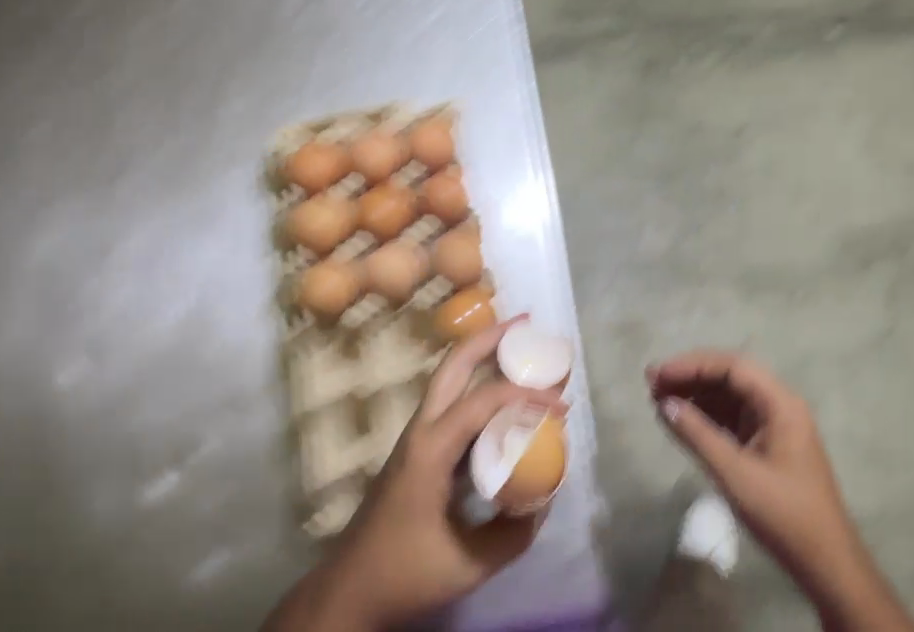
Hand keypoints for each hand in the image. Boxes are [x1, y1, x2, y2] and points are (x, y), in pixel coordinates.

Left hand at [265, 317, 565, 631]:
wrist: (350, 590)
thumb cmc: (404, 572)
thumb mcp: (468, 563)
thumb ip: (513, 534)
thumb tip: (543, 501)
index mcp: (430, 449)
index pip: (482, 401)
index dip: (526, 396)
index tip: (563, 407)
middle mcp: (421, 431)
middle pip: (453, 365)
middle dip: (490, 338)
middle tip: (528, 324)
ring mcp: (415, 438)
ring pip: (448, 380)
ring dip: (482, 357)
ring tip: (519, 347)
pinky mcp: (417, 451)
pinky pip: (450, 405)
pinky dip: (477, 388)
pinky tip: (501, 401)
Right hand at [649, 350, 913, 631]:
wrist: (825, 562)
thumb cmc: (784, 514)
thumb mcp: (735, 474)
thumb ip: (698, 435)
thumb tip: (664, 404)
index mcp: (780, 404)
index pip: (732, 366)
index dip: (692, 365)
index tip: (658, 375)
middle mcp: (778, 406)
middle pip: (730, 376)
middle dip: (691, 377)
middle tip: (651, 384)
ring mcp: (773, 426)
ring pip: (729, 397)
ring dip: (695, 396)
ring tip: (659, 400)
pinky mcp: (767, 446)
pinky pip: (732, 419)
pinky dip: (706, 417)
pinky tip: (681, 422)